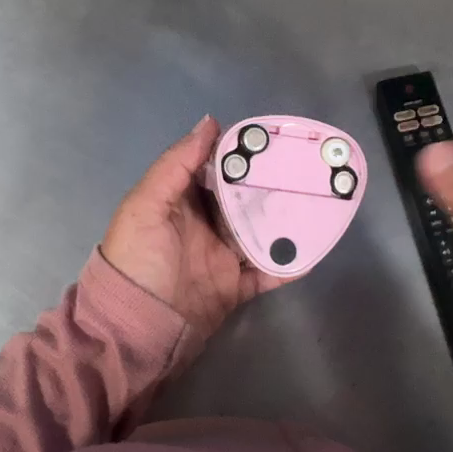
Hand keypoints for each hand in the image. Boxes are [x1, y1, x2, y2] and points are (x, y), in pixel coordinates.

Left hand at [101, 116, 289, 342]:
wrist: (135, 329)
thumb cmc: (137, 259)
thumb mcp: (146, 205)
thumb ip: (176, 164)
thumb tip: (210, 122)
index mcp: (180, 200)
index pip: (214, 168)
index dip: (241, 153)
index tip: (273, 138)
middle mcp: (203, 224)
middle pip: (242, 199)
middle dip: (271, 185)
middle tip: (306, 169)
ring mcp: (220, 256)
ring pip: (259, 232)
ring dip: (284, 221)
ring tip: (317, 204)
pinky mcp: (233, 287)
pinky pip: (266, 272)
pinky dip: (287, 263)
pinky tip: (311, 250)